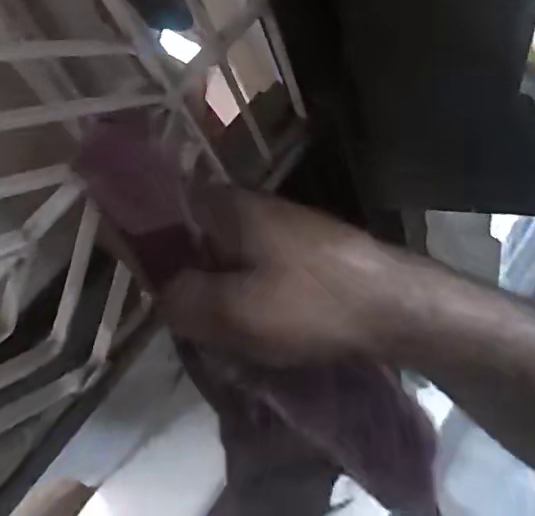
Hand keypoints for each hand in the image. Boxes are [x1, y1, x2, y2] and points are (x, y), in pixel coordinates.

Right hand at [159, 187, 411, 366]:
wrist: (392, 303)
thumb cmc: (309, 302)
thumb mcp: (235, 313)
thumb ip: (183, 300)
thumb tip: (160, 291)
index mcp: (223, 205)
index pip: (163, 208)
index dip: (145, 244)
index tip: (141, 282)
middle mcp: (244, 203)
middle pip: (191, 235)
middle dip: (183, 276)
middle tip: (183, 320)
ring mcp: (273, 222)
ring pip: (221, 254)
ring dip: (214, 289)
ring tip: (216, 331)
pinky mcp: (294, 245)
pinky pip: (249, 265)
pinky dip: (241, 291)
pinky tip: (251, 324)